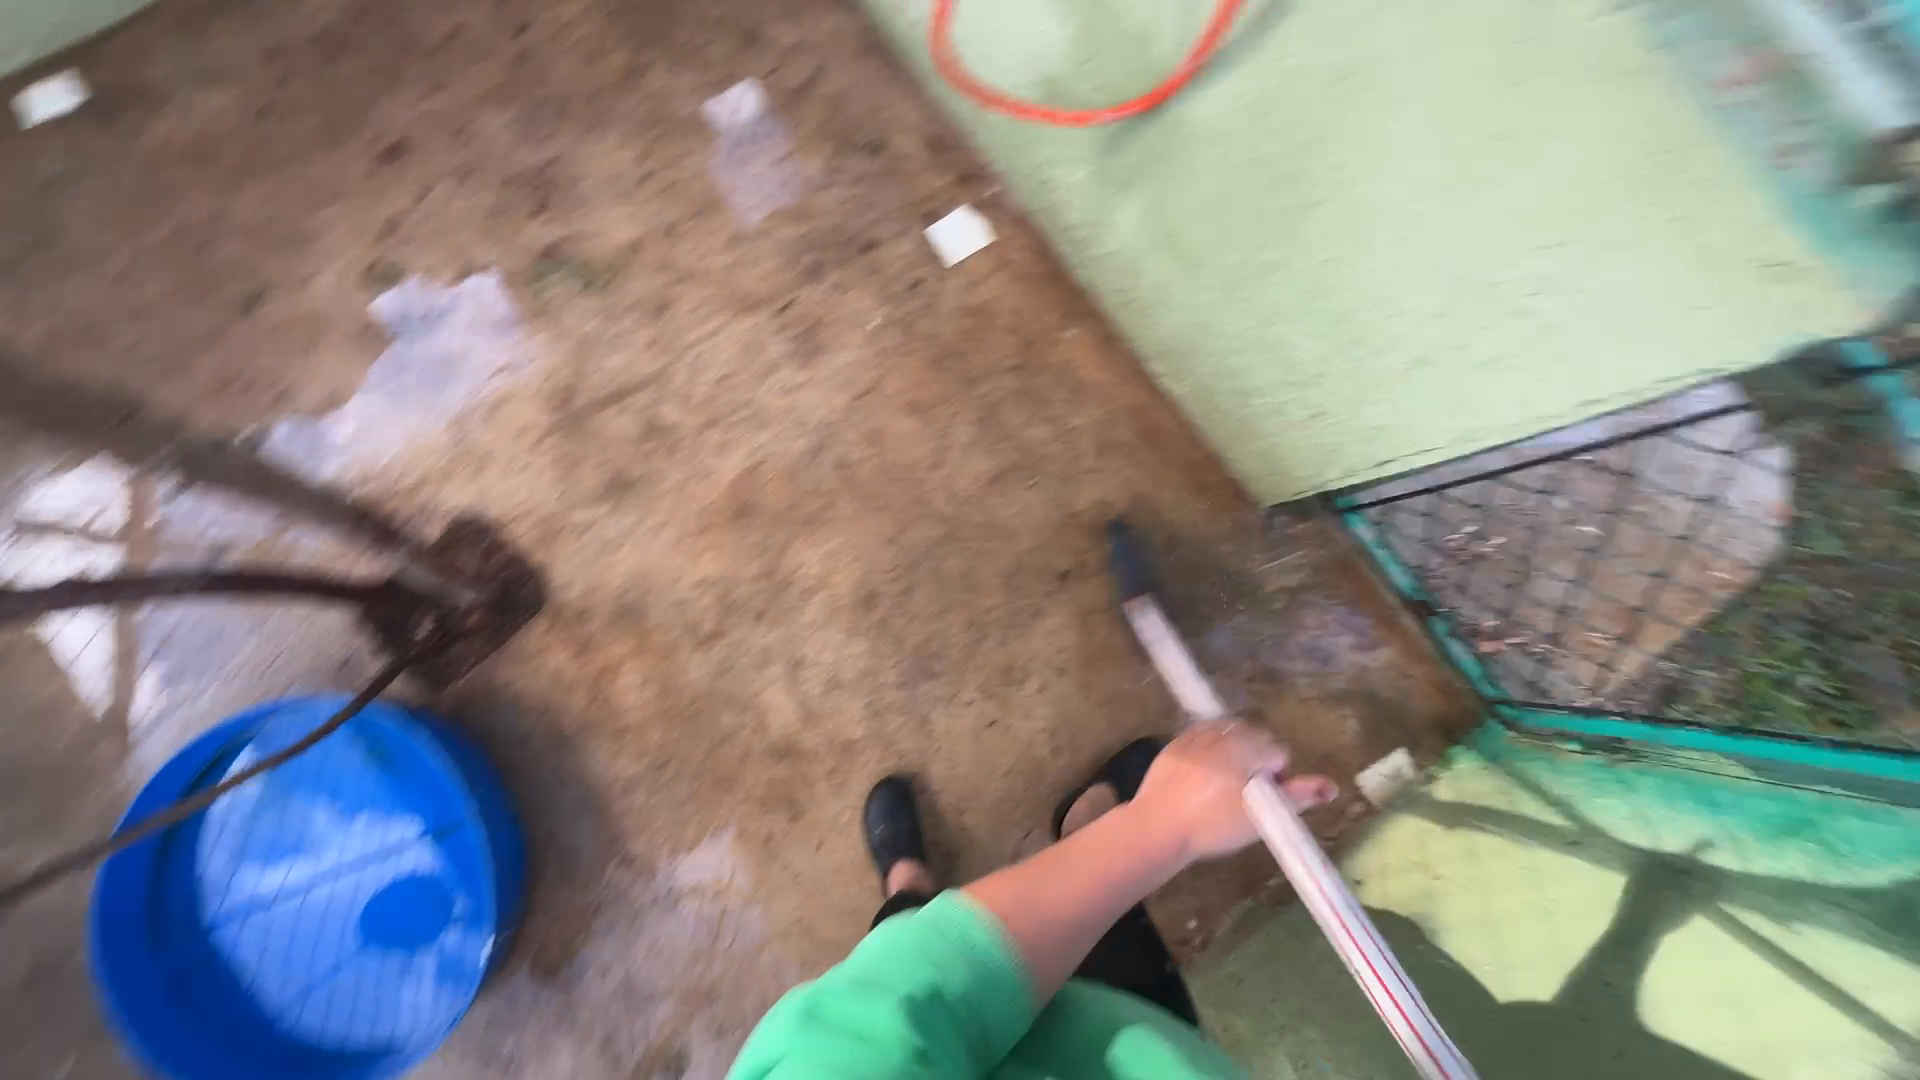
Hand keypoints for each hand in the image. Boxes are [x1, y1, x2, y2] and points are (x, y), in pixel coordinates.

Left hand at [1128, 720, 1337, 863]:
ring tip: (1224, 781)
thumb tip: (1331, 786)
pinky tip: (1203, 770)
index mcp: (1246, 747)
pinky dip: (1209, 746)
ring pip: (1228, 731)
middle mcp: (1221, 733)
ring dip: (1233, 748)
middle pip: (1253, 736)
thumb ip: (1297, 796)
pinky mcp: (1175, 741)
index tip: (1262, 798)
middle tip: (1243, 791)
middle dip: (1255, 758)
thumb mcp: (1260, 815)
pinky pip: (1201, 733)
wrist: (1160, 826)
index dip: (1275, 777)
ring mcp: (1195, 735)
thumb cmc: (1213, 825)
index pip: (1278, 753)